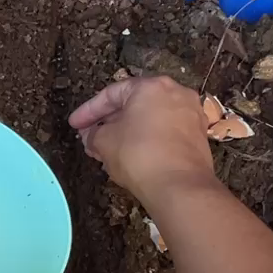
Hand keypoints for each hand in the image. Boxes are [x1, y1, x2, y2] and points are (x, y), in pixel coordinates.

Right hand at [68, 76, 216, 203]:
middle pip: (133, 104)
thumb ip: (93, 134)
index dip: (88, 110)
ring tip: (107, 149)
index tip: (75, 124)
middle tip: (89, 136)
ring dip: (126, 132)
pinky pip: (164, 132)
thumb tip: (92, 135)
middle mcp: (175, 94)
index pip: (111, 93)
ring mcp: (190, 114)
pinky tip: (130, 155)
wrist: (178, 186)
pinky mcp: (197, 136)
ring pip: (149, 119)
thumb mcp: (103, 141)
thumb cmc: (139, 155)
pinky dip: (146, 139)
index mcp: (151, 87)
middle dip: (108, 122)